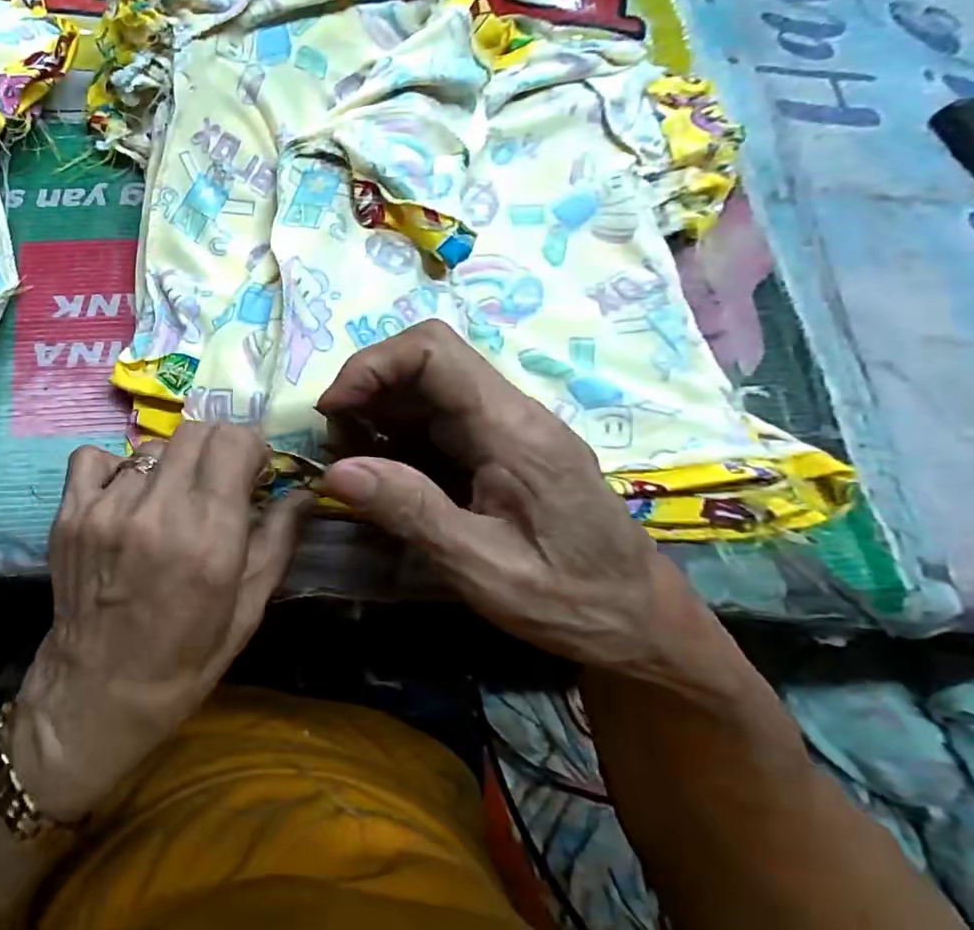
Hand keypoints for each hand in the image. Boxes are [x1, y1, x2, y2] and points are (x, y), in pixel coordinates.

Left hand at [8, 423, 311, 822]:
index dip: (249, 449)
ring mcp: (107, 508)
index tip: (249, 472)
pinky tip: (121, 496)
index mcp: (210, 536)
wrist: (100, 688)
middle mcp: (158, 512)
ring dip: (167, 468)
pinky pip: (93, 458)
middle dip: (214, 449)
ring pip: (148, 450)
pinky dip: (112, 468)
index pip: (233, 441)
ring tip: (165, 503)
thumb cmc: (185, 658)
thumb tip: (302, 492)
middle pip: (193, 433)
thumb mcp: (247, 609)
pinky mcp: (70, 513)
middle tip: (212, 482)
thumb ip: (277, 542)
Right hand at [314, 321, 718, 685]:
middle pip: (420, 362)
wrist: (641, 623)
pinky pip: (429, 419)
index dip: (370, 365)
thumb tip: (335, 471)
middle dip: (364, 392)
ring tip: (356, 469)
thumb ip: (411, 512)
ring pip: (420, 389)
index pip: (433, 351)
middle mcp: (506, 414)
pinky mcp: (492, 448)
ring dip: (372, 415)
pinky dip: (390, 436)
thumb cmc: (570, 600)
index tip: (332, 410)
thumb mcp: (483, 567)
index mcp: (511, 430)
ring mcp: (500, 429)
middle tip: (338, 448)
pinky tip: (382, 478)